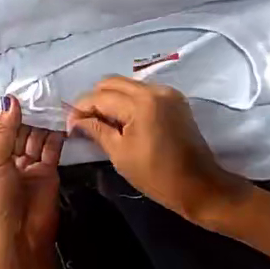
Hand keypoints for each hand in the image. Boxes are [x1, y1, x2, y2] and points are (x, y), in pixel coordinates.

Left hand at [0, 97, 63, 268]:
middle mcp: (8, 160)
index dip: (7, 111)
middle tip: (40, 91)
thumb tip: (10, 101)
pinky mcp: (48, 172)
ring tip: (52, 100)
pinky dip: (56, 135)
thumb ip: (3, 132)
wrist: (20, 239)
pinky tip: (61, 118)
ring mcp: (29, 166)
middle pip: (18, 130)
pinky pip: (52, 148)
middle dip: (27, 113)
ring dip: (42, 121)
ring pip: (36, 137)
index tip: (19, 89)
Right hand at [66, 77, 247, 226]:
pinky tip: (122, 121)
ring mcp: (168, 93)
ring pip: (127, 85)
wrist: (199, 186)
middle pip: (112, 83)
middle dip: (94, 100)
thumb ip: (97, 130)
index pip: (100, 96)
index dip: (80, 109)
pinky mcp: (175, 101)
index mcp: (141, 104)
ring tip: (101, 123)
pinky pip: (143, 92)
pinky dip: (128, 101)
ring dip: (111, 99)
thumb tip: (77, 121)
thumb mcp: (120, 154)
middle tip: (84, 122)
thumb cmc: (156, 175)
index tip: (70, 126)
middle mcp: (155, 90)